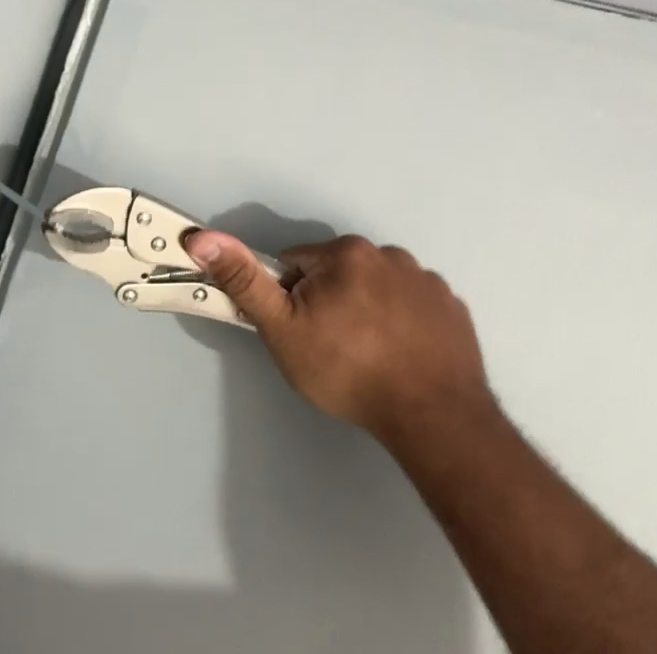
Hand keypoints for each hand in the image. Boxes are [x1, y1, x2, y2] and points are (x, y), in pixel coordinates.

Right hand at [185, 230, 492, 444]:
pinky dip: (402, 323)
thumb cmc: (347, 370)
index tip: (299, 331)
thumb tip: (202, 238)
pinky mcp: (454, 310)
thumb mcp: (281, 328)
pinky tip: (399, 356)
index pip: (295, 265)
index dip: (288, 299)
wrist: (433, 418)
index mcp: (345, 253)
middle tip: (330, 346)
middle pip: (337, 273)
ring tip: (367, 355)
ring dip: (366, 310)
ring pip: (375, 289)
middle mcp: (390, 254)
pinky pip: (412, 307)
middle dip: (328, 301)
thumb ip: (243, 279)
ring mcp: (428, 282)